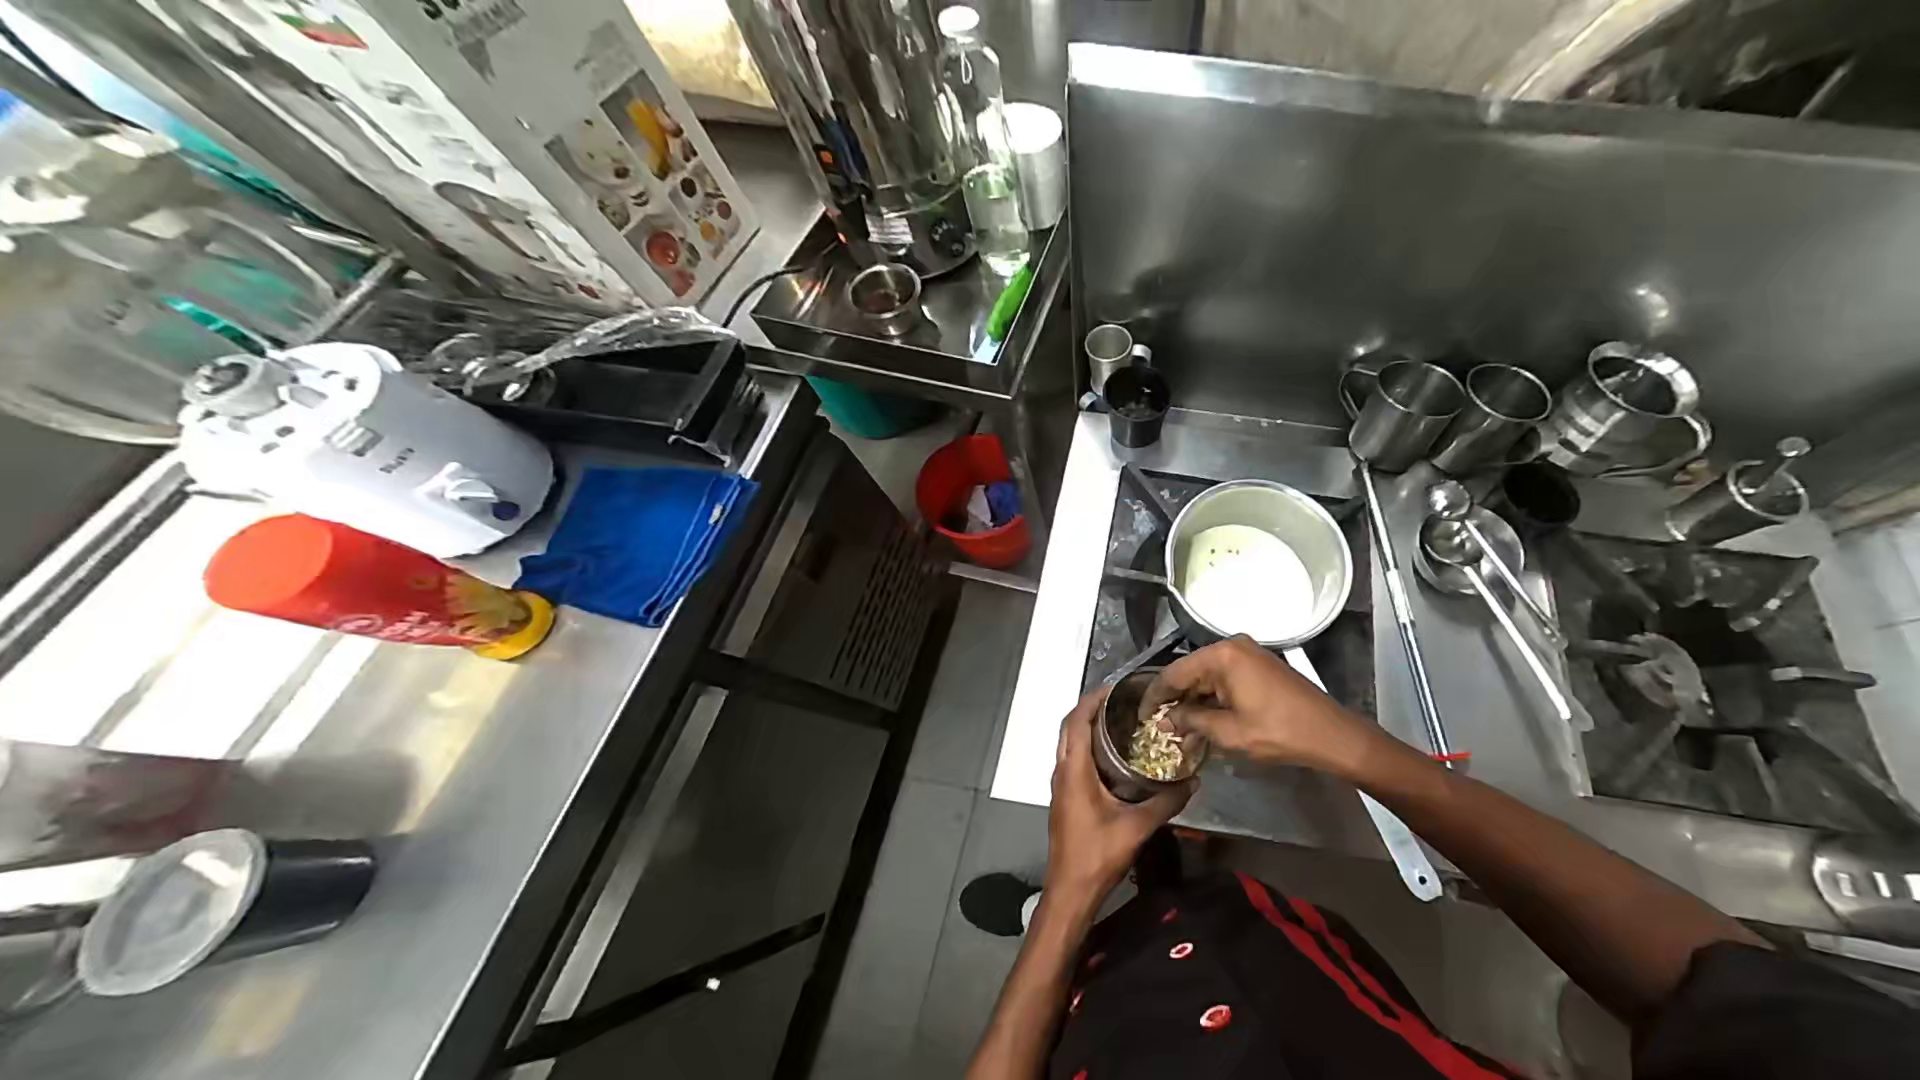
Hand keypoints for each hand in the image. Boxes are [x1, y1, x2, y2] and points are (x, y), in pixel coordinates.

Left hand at [1046, 687, 1190, 898]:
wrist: (1070, 889)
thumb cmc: (1098, 855)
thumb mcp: (1137, 827)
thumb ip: (1166, 802)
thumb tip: (1192, 781)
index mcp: (1073, 769)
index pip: (1076, 720)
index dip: (1092, 699)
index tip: (1116, 688)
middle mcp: (1062, 770)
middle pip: (1070, 726)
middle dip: (1090, 708)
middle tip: (1121, 702)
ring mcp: (1060, 783)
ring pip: (1069, 743)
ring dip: (1087, 727)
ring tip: (1120, 721)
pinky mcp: (1064, 795)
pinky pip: (1072, 758)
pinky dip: (1087, 746)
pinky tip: (1112, 754)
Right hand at [1142, 636, 1377, 772]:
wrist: (1333, 735)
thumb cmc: (1279, 732)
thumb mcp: (1228, 732)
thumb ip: (1190, 721)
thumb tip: (1165, 720)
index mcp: (1221, 656)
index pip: (1173, 673)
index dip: (1155, 696)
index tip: (1142, 716)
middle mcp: (1231, 646)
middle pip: (1189, 672)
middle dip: (1173, 699)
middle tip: (1159, 724)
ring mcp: (1247, 654)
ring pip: (1206, 676)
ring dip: (1192, 700)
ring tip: (1179, 727)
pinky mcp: (1258, 665)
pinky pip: (1223, 678)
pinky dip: (1211, 697)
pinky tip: (1203, 718)